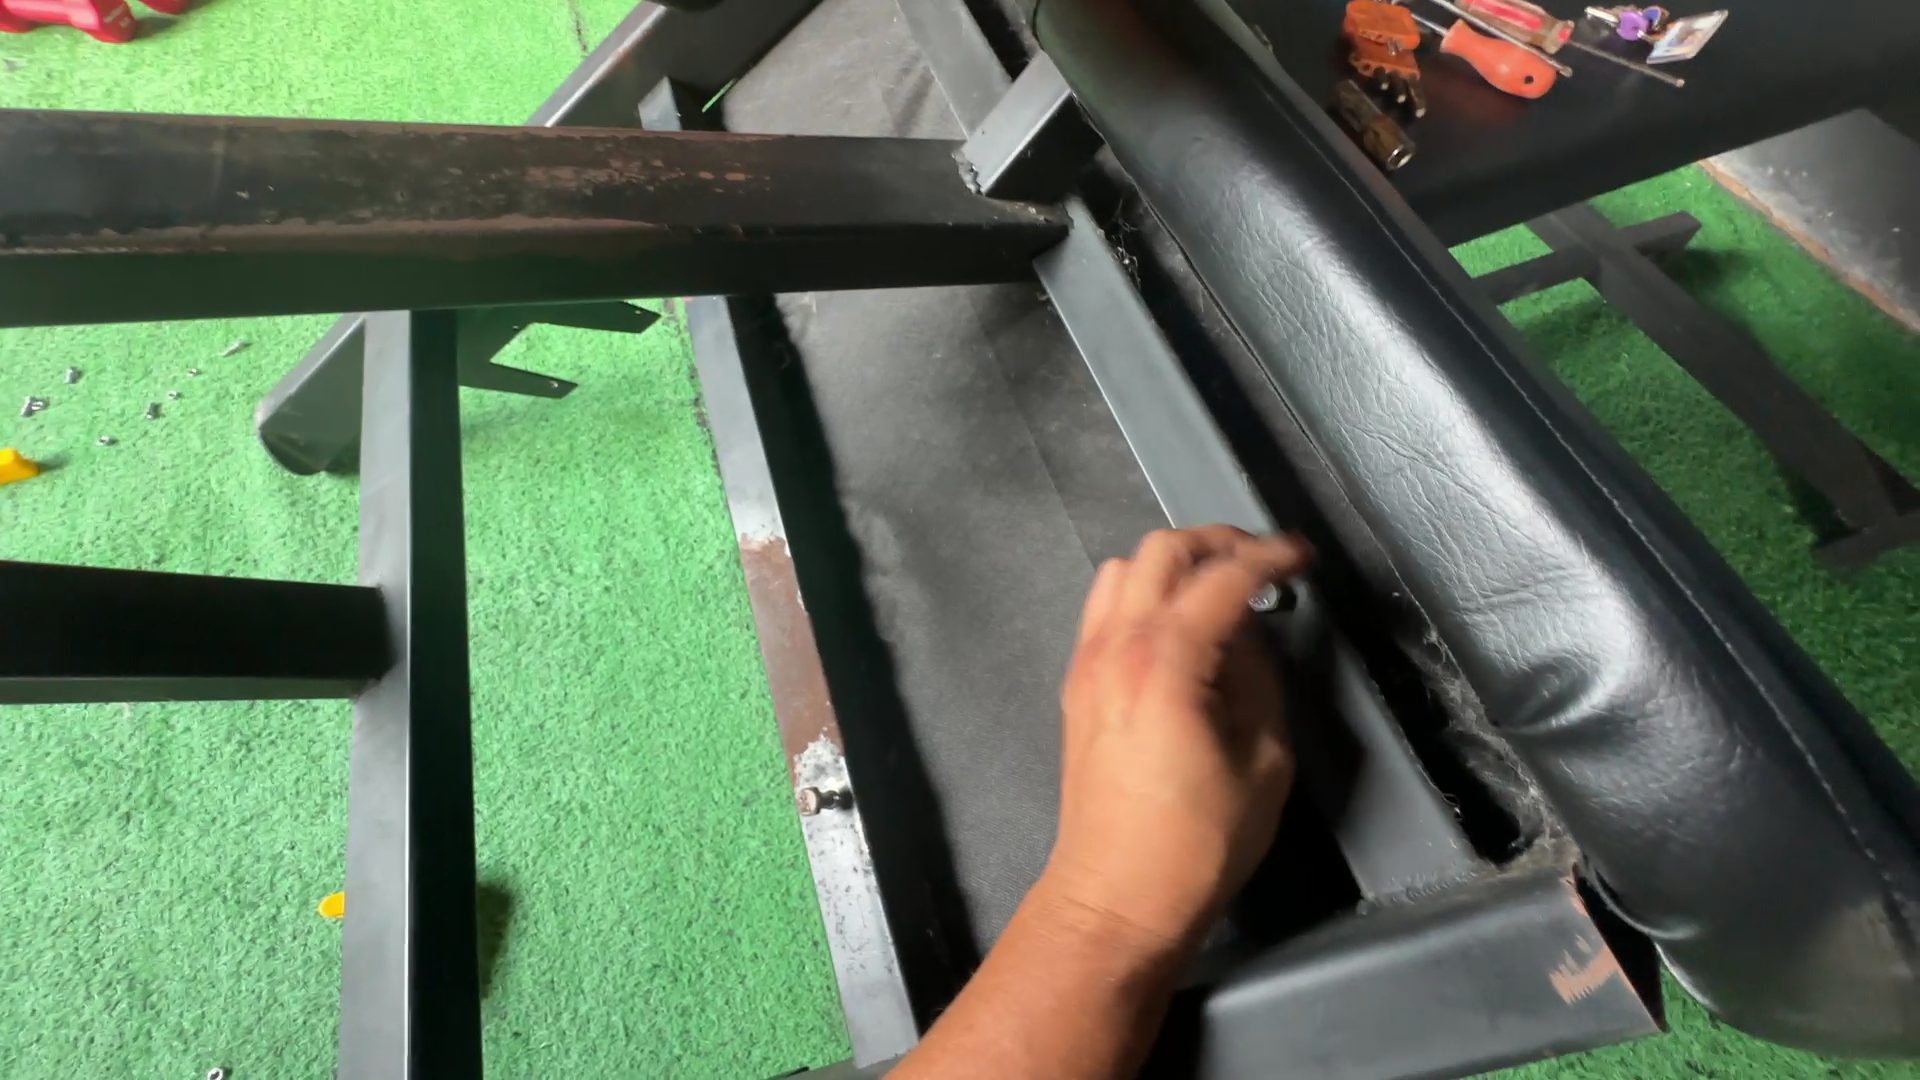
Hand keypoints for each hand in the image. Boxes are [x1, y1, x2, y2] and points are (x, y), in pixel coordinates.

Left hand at [1041, 526, 1308, 952]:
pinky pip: (1103, 607)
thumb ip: (1257, 677)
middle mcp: (1115, 646)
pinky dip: (1140, 593)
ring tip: (1215, 589)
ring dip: (1171, 564)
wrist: (1114, 891)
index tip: (1299, 555)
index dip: (1269, 555)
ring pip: (1121, 570)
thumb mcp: (1263, 760)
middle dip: (1216, 542)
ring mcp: (1086, 660)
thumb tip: (1246, 632)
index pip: (1222, 577)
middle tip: (1259, 562)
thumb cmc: (1196, 842)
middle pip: (1159, 550)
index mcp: (1164, 662)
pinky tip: (1173, 624)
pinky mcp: (1076, 681)